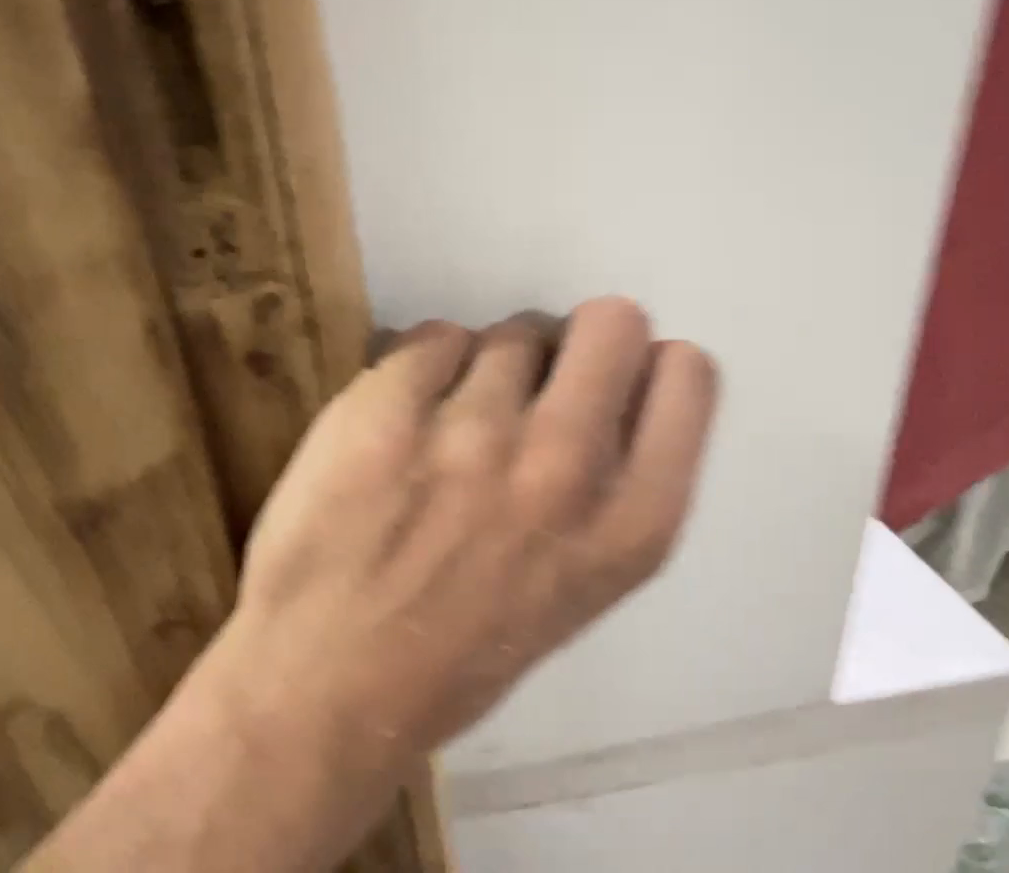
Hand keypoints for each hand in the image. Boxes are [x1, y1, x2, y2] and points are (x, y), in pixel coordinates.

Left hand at [217, 297, 718, 768]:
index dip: (645, 368)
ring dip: (487, 365)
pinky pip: (433, 337)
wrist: (322, 683)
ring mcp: (473, 429)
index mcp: (627, 527)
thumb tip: (595, 407)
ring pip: (510, 334)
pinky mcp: (388, 405)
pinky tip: (396, 417)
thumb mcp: (571, 594)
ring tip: (448, 423)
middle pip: (610, 325)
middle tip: (533, 377)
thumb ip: (600, 496)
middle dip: (578, 339)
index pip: (686, 379)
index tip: (611, 383)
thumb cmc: (450, 660)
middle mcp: (563, 463)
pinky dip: (421, 366)